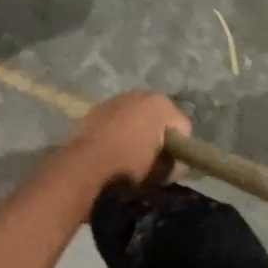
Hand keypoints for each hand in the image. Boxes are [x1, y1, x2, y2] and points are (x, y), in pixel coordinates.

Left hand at [62, 90, 190, 186]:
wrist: (85, 165)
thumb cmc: (129, 166)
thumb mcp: (162, 174)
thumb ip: (177, 166)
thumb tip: (177, 163)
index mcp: (162, 104)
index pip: (183, 129)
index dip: (180, 150)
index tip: (170, 166)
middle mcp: (142, 93)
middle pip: (159, 118)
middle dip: (158, 136)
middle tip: (151, 160)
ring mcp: (118, 98)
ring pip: (136, 116)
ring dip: (137, 131)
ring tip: (129, 154)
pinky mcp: (98, 107)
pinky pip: (117, 119)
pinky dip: (118, 130)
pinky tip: (111, 148)